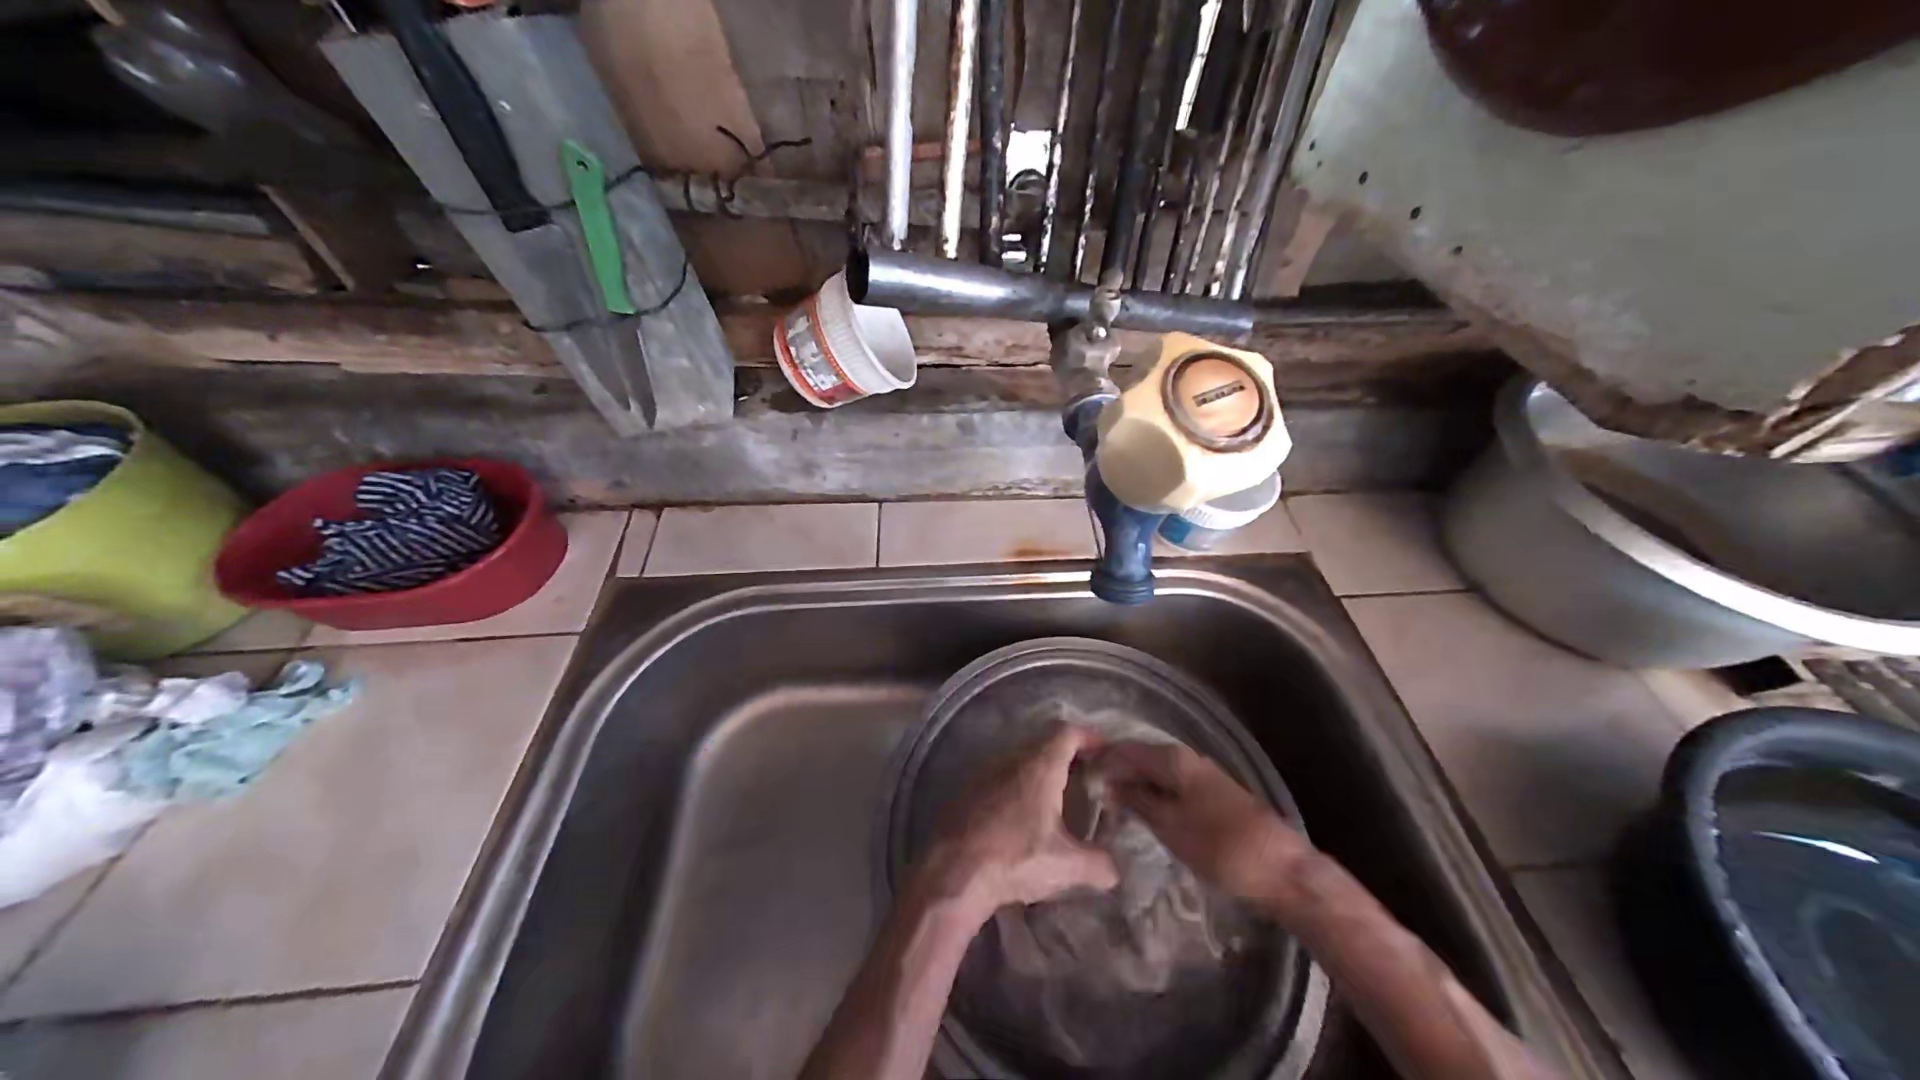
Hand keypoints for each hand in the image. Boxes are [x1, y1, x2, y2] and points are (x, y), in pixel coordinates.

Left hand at [914, 724, 1120, 921]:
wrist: (952, 872)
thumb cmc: (1014, 859)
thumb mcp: (1066, 867)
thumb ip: (1099, 864)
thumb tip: (1114, 870)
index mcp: (1039, 766)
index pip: (1068, 732)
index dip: (1089, 737)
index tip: (1105, 751)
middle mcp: (1011, 759)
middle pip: (1044, 743)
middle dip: (1068, 756)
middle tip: (1088, 777)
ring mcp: (985, 772)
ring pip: (1020, 759)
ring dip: (1041, 771)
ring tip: (1058, 798)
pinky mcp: (967, 790)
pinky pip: (1001, 776)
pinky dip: (1018, 786)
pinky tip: (1023, 815)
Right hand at [1095, 741, 1311, 903]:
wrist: (1282, 872)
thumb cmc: (1221, 848)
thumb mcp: (1170, 827)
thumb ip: (1138, 801)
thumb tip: (1111, 782)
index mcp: (1175, 759)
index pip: (1125, 748)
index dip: (1102, 760)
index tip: (1080, 779)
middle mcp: (1189, 758)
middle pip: (1142, 758)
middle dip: (1118, 773)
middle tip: (1092, 796)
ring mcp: (1204, 776)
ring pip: (1158, 772)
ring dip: (1137, 785)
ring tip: (1112, 806)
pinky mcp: (1213, 795)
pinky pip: (1173, 785)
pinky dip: (1155, 794)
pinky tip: (1145, 813)